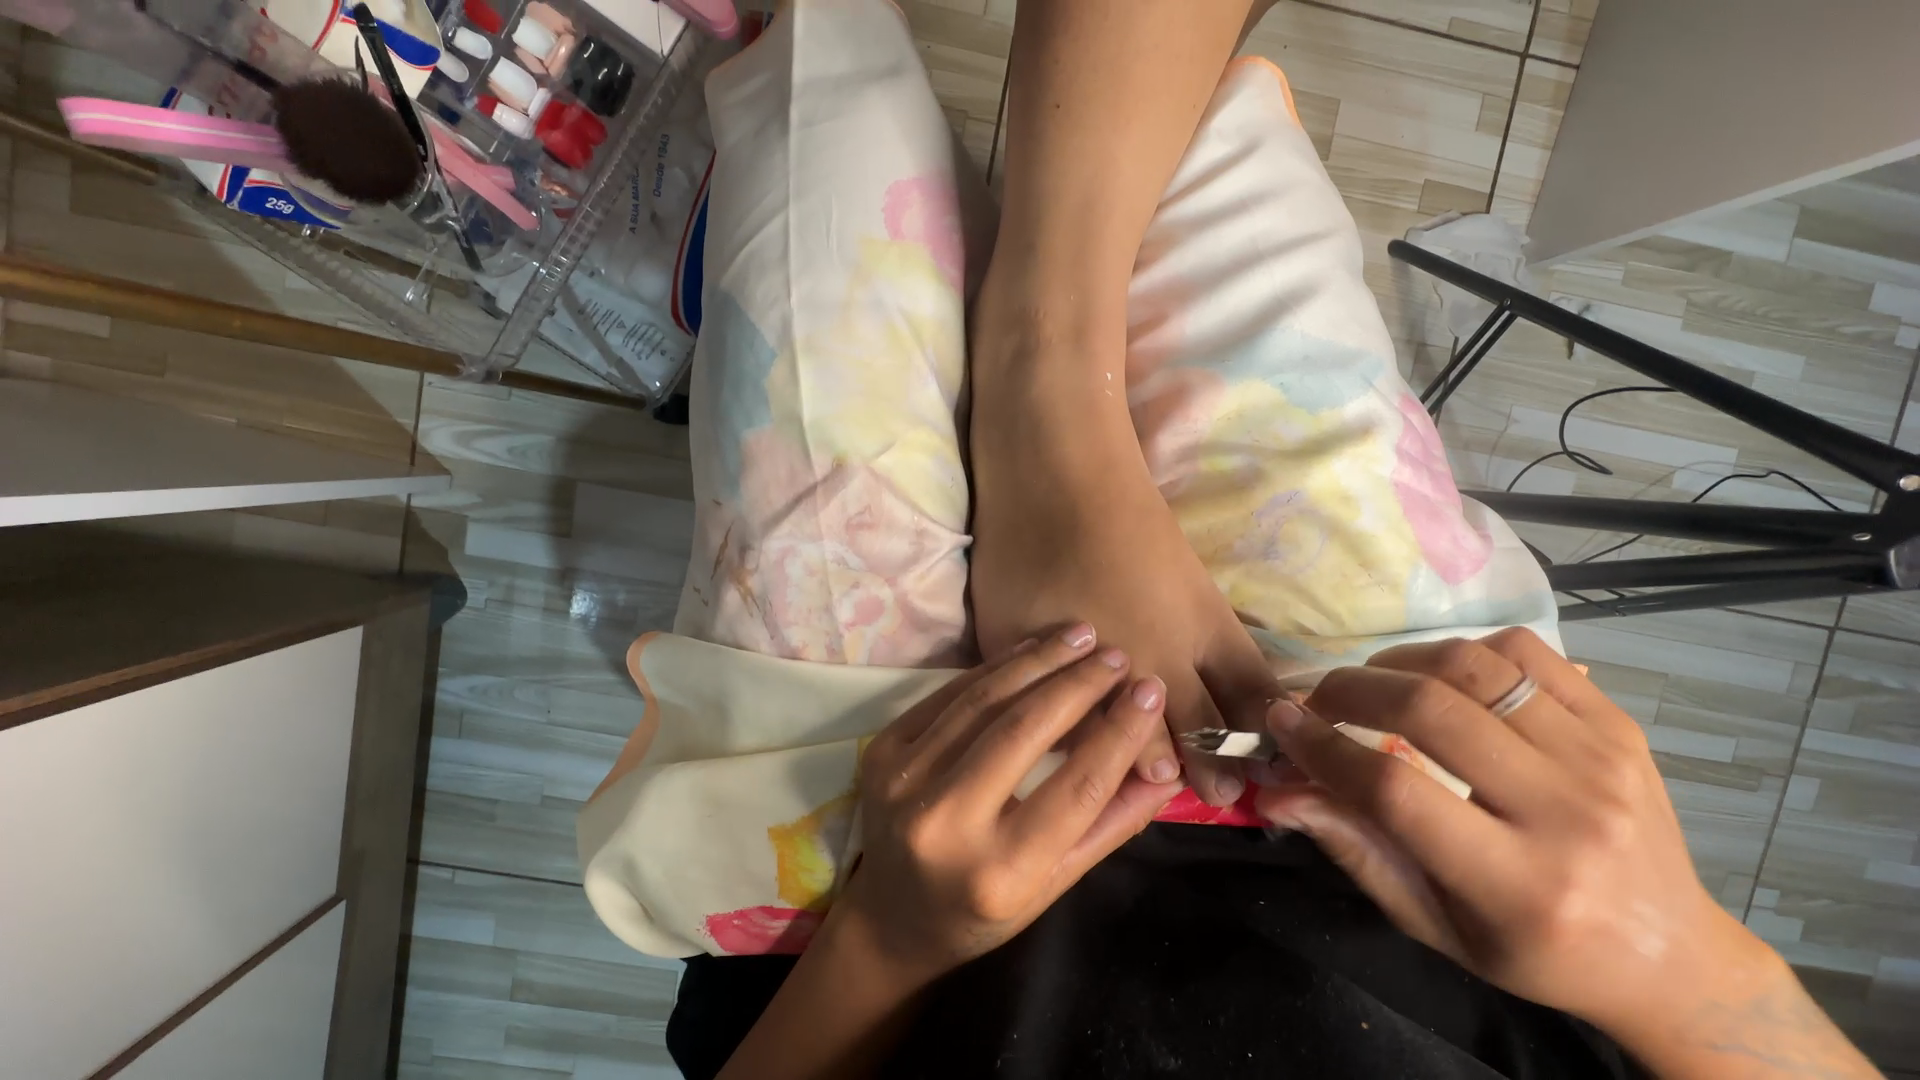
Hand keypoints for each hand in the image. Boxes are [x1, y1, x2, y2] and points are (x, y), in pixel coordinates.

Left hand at [837, 624, 1182, 978]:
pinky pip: (950, 695)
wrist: (890, 917)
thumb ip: (1110, 825)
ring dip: (1037, 661)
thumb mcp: (1053, 885)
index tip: (1151, 689)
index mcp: (998, 873)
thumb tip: (1167, 769)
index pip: (1076, 788)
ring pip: (984, 701)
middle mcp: (945, 824)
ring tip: (1081, 635)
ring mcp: (904, 781)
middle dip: (1078, 684)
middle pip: (1023, 731)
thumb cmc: (981, 911)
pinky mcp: (882, 749)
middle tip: (1117, 654)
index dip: (1120, 734)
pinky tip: (1031, 648)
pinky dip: (995, 667)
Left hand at [966, 331, 1279, 805]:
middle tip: (1228, 801)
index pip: (1141, 748)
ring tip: (1266, 770)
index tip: (1167, 805)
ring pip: (1241, 698)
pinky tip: (1274, 714)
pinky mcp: (1209, 596)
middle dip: (1211, 768)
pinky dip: (1264, 692)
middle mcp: (1164, 659)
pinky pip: (1249, 659)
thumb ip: (1039, 691)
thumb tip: (1064, 736)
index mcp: (1108, 674)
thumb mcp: (1010, 631)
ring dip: (1252, 736)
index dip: (1154, 781)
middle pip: (1199, 730)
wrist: (1060, 465)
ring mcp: (1195, 626)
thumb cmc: (1022, 549)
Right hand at [1254, 629, 1777, 1037]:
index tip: (1281, 724)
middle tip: (1318, 699)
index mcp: (1518, 884)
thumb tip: (1276, 790)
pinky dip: (1464, 650)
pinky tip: (1441, 677)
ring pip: (1474, 667)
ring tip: (1373, 683)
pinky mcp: (1619, 726)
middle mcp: (1568, 815)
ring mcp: (1602, 761)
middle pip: (1431, 712)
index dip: (1322, 748)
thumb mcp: (1432, 922)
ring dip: (1400, 662)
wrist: (1669, 954)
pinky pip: (1526, 652)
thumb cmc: (1534, 950)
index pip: (1395, 791)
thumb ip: (1352, 848)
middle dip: (1350, 690)